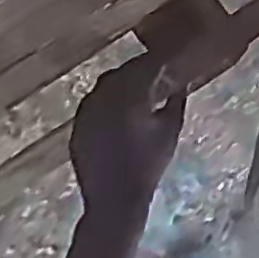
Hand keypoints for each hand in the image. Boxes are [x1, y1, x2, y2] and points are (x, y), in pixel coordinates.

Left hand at [69, 53, 185, 224]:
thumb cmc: (149, 163)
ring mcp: (86, 116)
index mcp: (129, 99)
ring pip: (103, 86)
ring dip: (120, 82)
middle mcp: (104, 101)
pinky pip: (92, 104)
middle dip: (138, 68)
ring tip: (137, 87)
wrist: (115, 198)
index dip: (156, 61)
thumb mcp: (170, 129)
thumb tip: (181, 83)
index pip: (143, 68)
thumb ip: (176, 100)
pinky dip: (106, 99)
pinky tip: (119, 107)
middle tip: (154, 69)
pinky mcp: (78, 129)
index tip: (168, 59)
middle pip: (121, 73)